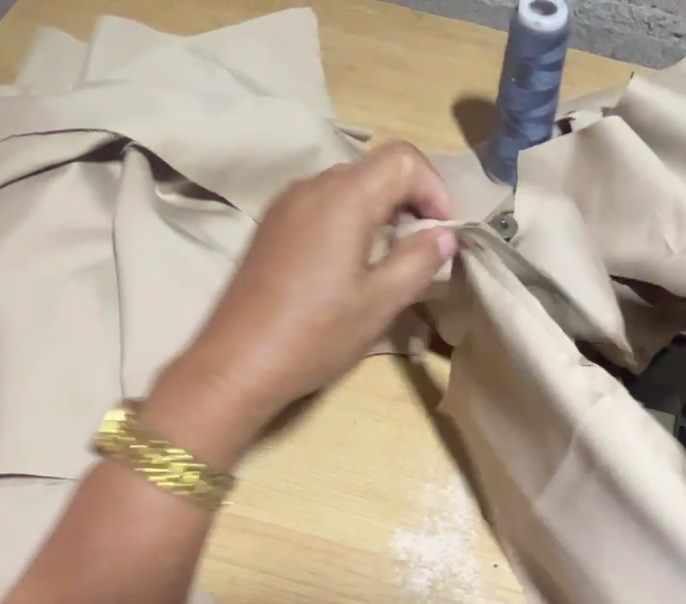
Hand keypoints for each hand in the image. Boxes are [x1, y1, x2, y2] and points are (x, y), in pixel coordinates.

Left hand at [176, 141, 455, 425]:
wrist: (239, 362)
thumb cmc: (316, 334)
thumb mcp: (380, 303)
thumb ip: (418, 261)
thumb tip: (446, 236)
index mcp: (344, 198)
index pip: (403, 159)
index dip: (434, 188)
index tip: (444, 232)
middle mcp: (312, 187)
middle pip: (374, 169)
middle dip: (409, 200)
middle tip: (424, 248)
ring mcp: (286, 205)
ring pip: (347, 187)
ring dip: (379, 212)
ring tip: (390, 259)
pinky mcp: (271, 228)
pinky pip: (321, 207)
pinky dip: (349, 222)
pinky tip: (350, 266)